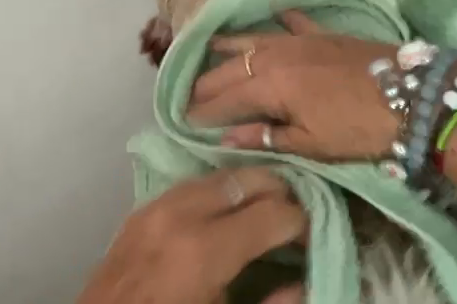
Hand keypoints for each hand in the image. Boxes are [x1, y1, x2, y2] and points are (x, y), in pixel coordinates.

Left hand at [77, 168, 306, 303]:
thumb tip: (304, 281)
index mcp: (203, 251)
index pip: (271, 212)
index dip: (302, 221)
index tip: (317, 234)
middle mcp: (179, 215)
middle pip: (245, 179)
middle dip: (279, 191)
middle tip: (299, 213)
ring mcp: (155, 208)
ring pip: (216, 175)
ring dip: (248, 186)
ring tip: (269, 208)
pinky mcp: (139, 212)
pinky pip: (189, 186)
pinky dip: (217, 191)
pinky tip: (228, 211)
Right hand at [186, 11, 400, 161]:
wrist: (409, 97)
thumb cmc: (357, 128)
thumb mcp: (311, 144)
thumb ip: (266, 136)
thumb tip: (225, 136)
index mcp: (270, 84)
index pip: (226, 98)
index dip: (203, 109)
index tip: (182, 118)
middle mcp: (277, 54)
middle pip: (233, 66)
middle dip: (208, 80)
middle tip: (187, 91)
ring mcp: (300, 39)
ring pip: (255, 39)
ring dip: (232, 44)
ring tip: (209, 44)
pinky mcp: (324, 33)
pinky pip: (294, 22)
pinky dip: (281, 19)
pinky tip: (274, 13)